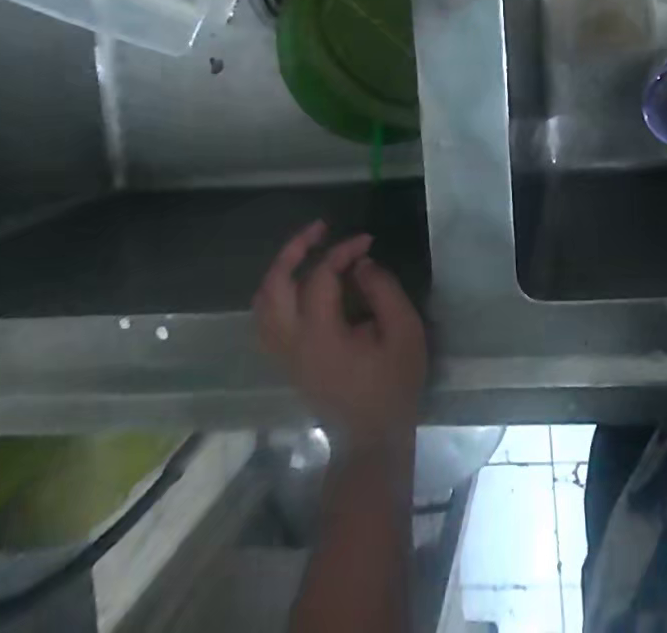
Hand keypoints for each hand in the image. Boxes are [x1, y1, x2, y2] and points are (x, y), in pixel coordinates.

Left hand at [254, 222, 426, 451]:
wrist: (372, 436)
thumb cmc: (393, 385)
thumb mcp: (404, 333)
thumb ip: (383, 292)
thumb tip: (361, 265)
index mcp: (320, 334)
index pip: (320, 277)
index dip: (342, 251)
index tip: (367, 241)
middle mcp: (291, 341)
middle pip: (274, 283)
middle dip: (294, 249)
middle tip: (320, 229)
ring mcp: (282, 353)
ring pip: (263, 301)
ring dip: (280, 270)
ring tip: (306, 250)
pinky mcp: (284, 360)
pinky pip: (266, 318)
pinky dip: (276, 292)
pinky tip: (297, 284)